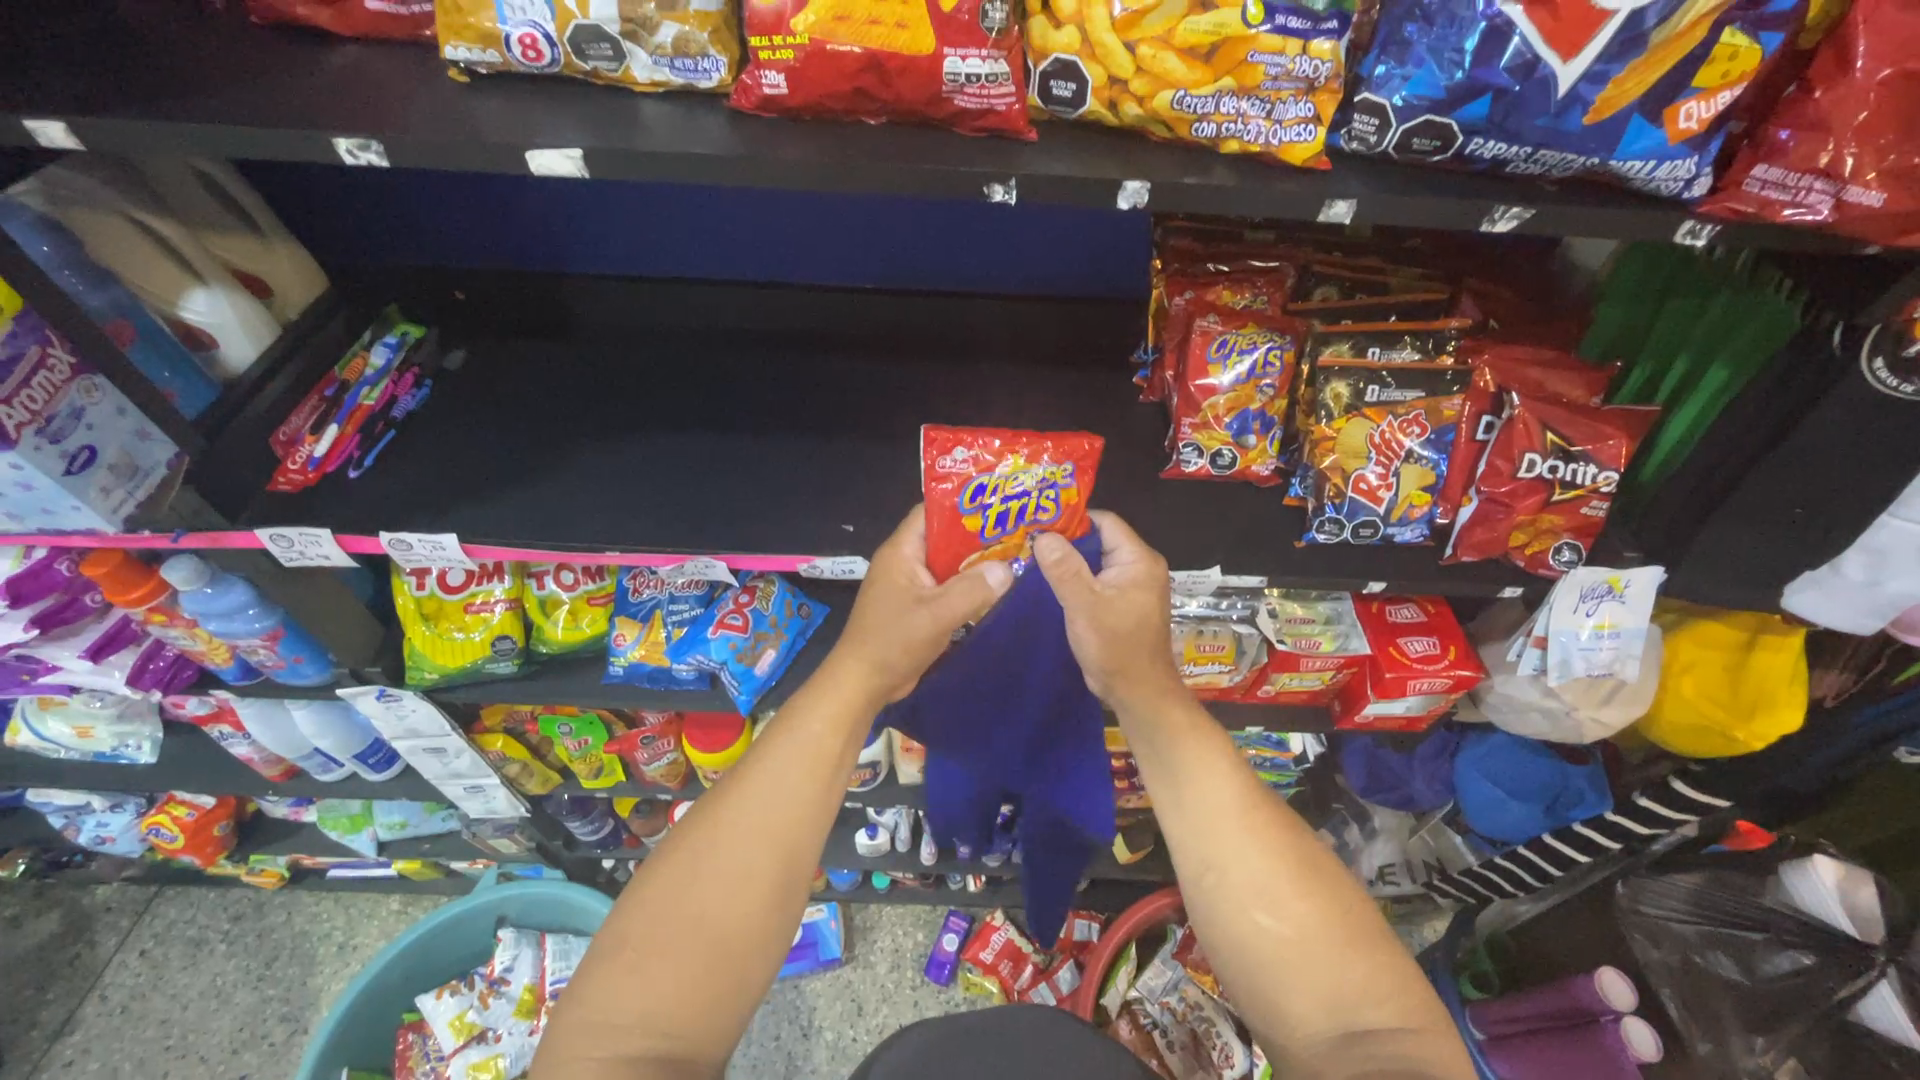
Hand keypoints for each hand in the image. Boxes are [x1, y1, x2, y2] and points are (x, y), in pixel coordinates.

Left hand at [827, 505, 1012, 703]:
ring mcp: (910, 586)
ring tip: (1015, 557)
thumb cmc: (894, 641)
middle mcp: (905, 562)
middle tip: (1018, 531)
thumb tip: (1007, 569)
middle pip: (945, 538)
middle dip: (978, 536)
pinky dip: (968, 588)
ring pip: (949, 566)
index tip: (998, 503)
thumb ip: (973, 589)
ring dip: (976, 565)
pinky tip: (996, 591)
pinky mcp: (917, 608)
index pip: (932, 511)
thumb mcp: (937, 614)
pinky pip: (947, 589)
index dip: (963, 503)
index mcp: (902, 551)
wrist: (864, 684)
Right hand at [1033, 511, 1184, 707]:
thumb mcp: (1084, 604)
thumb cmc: (1115, 647)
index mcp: (1139, 559)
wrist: (1137, 692)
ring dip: (1069, 562)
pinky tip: (1050, 584)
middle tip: (1029, 541)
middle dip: (1066, 541)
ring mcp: (1133, 586)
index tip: (1038, 523)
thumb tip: (1043, 535)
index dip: (1072, 520)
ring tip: (1033, 560)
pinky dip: (1077, 580)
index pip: (1104, 522)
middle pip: (1100, 540)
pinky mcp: (1124, 604)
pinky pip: (1098, 581)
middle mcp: (1141, 567)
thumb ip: (1064, 568)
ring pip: (1096, 562)